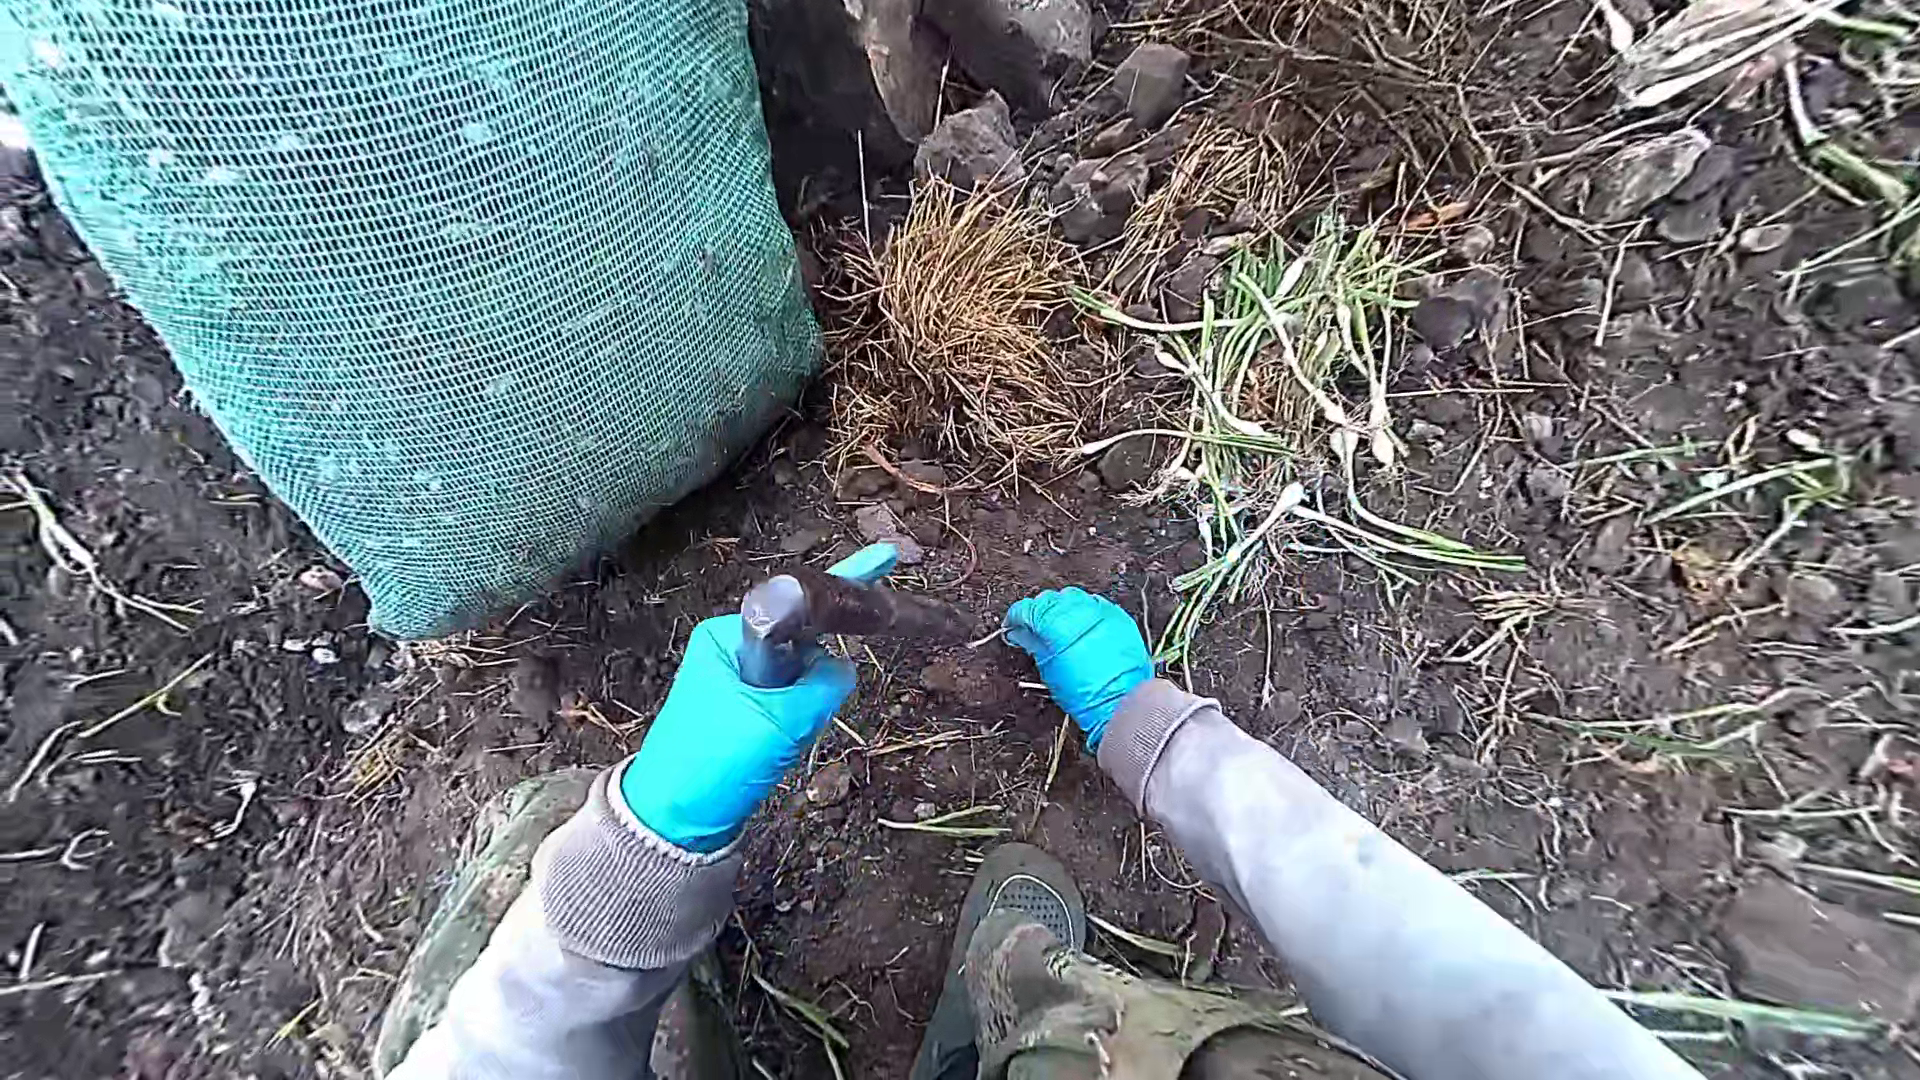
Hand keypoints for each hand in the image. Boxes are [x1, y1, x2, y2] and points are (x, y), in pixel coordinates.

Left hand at [620, 545, 896, 851]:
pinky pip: (789, 693)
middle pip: (802, 639)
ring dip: (808, 698)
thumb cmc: (716, 762)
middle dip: (817, 671)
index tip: (885, 559)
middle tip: (806, 713)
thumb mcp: (780, 721)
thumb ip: (824, 684)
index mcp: (727, 636)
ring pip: (799, 671)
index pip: (794, 603)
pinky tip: (786, 740)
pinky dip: (800, 711)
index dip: (841, 588)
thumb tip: (843, 666)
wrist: (673, 822)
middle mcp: (730, 646)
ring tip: (785, 739)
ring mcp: (736, 675)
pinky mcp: (744, 704)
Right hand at [1004, 587, 1152, 749]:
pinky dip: (1084, 612)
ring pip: (1071, 597)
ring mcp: (1099, 611)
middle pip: (1048, 599)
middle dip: (1039, 612)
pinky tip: (1081, 628)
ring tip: (1060, 629)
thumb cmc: (1086, 693)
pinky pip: (1093, 604)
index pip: (1027, 608)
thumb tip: (1019, 632)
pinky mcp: (1116, 616)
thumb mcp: (1049, 668)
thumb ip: (1032, 643)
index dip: (1016, 617)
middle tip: (1035, 630)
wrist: (1121, 701)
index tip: (1014, 625)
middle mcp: (1078, 610)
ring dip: (1062, 609)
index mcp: (1056, 623)